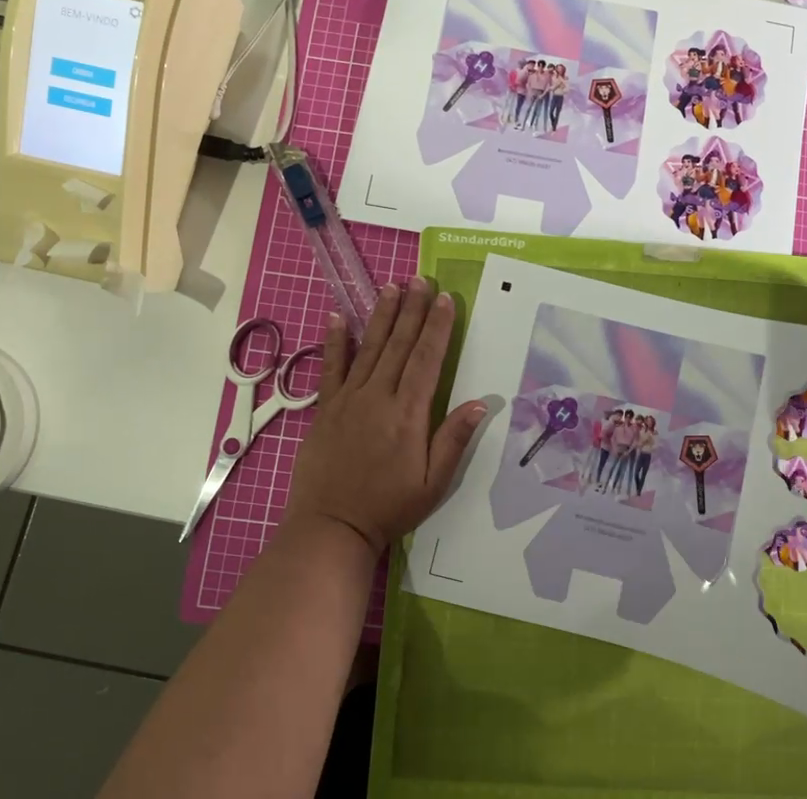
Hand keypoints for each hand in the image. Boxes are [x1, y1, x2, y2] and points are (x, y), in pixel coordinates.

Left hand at [285, 278, 488, 554]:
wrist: (330, 527)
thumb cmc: (388, 508)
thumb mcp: (433, 484)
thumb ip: (453, 440)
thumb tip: (481, 403)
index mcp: (407, 414)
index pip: (426, 359)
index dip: (437, 327)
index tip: (445, 299)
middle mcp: (377, 397)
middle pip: (398, 345)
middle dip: (412, 310)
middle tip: (420, 279)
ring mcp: (348, 400)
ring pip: (368, 348)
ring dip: (381, 316)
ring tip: (391, 287)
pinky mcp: (325, 409)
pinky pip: (331, 368)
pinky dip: (334, 342)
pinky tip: (336, 317)